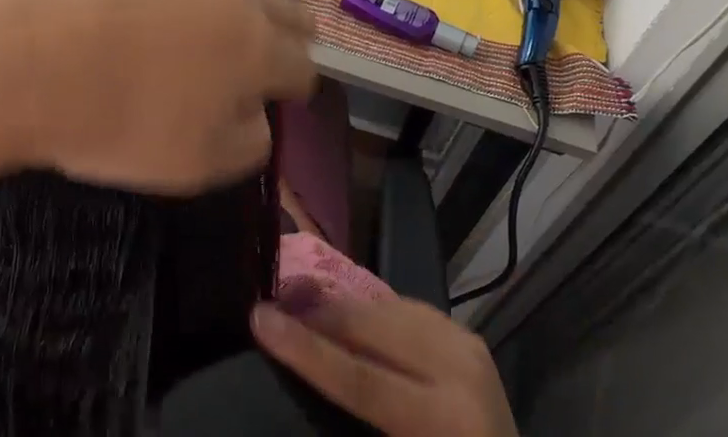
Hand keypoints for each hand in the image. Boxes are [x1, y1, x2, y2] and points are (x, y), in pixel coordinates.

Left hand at [0, 0, 317, 193]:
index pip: (300, 67)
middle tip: (290, 43)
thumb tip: (259, 116)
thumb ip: (246, 143)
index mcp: (257, 51)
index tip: (288, 96)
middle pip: (288, 8)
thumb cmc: (109, 120)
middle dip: (296, 30)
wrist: (23, 56)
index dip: (299, 85)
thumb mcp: (192, 164)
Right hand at [251, 297, 518, 436]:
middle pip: (371, 327)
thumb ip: (349, 412)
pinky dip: (371, 312)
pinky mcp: (468, 335)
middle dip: (315, 317)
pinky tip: (346, 320)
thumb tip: (297, 369)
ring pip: (385, 308)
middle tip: (270, 311)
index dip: (305, 348)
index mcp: (442, 419)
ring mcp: (468, 347)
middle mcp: (460, 374)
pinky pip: (405, 309)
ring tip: (301, 315)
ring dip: (340, 310)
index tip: (259, 318)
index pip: (360, 378)